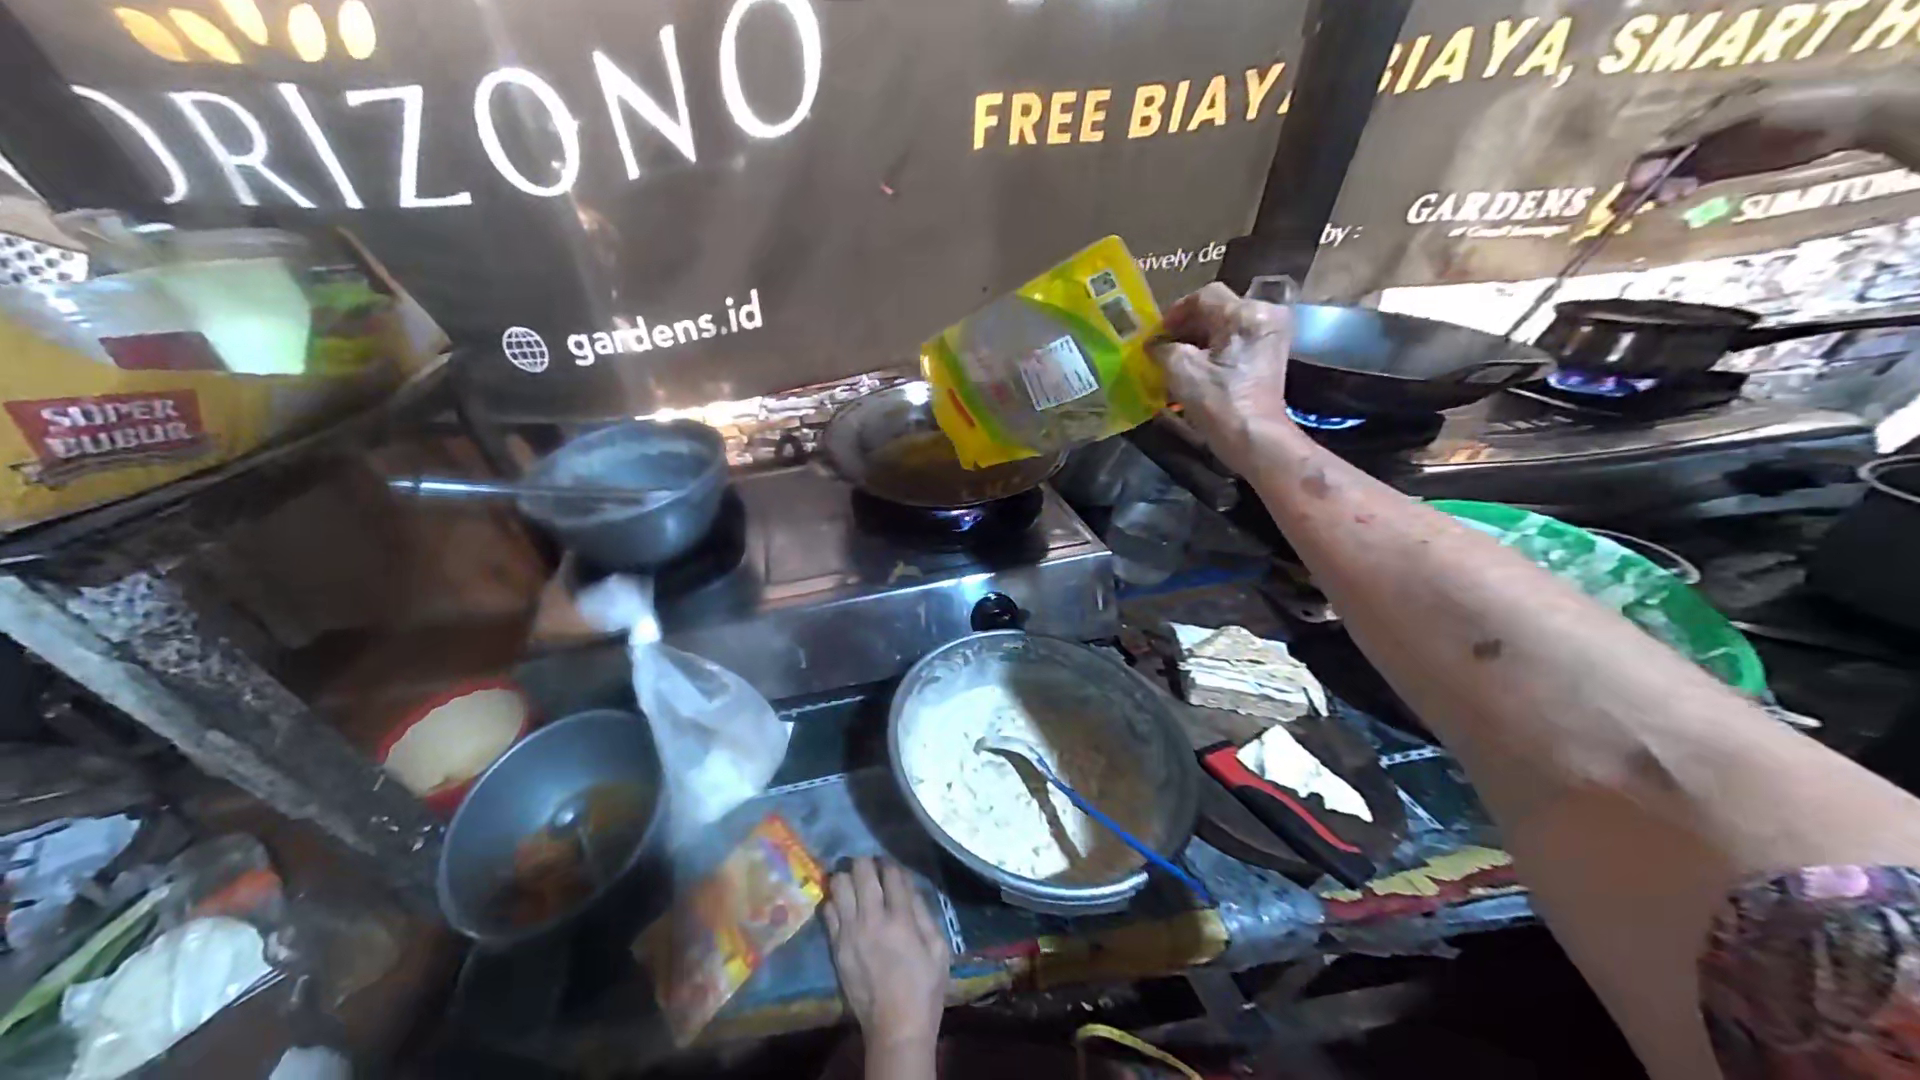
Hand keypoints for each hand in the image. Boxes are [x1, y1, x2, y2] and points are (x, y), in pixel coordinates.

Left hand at [822, 857, 949, 1053]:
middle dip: (866, 862)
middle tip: (871, 867)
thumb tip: (909, 887)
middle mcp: (872, 919)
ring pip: (839, 885)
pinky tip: (844, 905)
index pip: (891, 873)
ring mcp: (850, 932)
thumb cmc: (924, 988)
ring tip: (855, 882)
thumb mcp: (938, 949)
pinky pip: (828, 911)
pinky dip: (835, 901)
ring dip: (848, 877)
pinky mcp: (836, 947)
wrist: (895, 1027)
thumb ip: (924, 913)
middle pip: (861, 871)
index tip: (891, 863)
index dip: (891, 862)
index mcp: (900, 919)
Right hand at [1148, 282, 1295, 477]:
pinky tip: (1198, 365)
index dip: (1174, 313)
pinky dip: (1215, 347)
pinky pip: (1237, 339)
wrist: (1255, 438)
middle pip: (1217, 308)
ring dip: (1200, 337)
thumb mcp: (1180, 371)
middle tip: (1164, 346)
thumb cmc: (1218, 402)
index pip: (1203, 297)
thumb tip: (1155, 344)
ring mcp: (1271, 334)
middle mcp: (1264, 315)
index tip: (1156, 336)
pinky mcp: (1271, 353)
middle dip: (1187, 326)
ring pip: (1226, 324)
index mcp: (1244, 313)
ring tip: (1177, 357)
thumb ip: (1163, 348)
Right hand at [1627, 79, 1888, 203]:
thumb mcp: (1752, 108)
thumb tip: (1652, 148)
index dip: (1645, 163)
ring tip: (1659, 202)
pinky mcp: (1725, 168)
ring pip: (1671, 173)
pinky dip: (1675, 192)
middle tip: (1630, 204)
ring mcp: (1715, 151)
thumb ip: (1702, 128)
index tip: (1634, 185)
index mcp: (1709, 113)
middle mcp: (1705, 132)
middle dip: (1644, 180)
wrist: (1857, 115)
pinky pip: (1689, 182)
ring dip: (1658, 190)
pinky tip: (1673, 200)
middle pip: (1662, 159)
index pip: (1663, 141)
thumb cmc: (1806, 103)